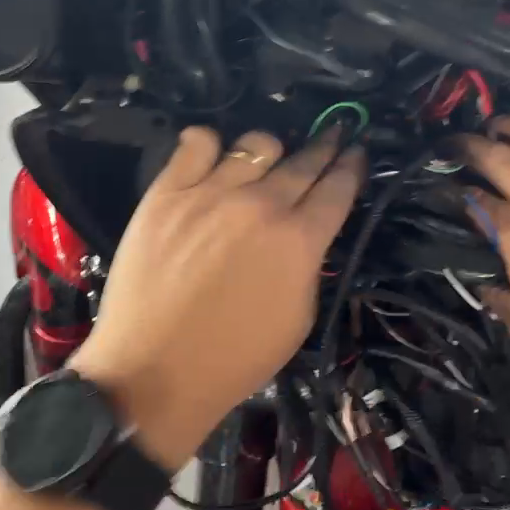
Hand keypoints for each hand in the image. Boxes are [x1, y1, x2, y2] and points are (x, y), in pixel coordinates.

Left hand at [69, 127, 365, 468]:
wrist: (154, 372)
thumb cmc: (235, 359)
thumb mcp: (300, 320)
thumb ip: (309, 267)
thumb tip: (306, 236)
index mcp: (300, 241)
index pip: (338, 187)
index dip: (352, 166)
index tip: (356, 153)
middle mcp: (261, 206)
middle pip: (304, 161)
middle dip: (324, 147)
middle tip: (331, 137)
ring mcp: (211, 193)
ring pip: (256, 145)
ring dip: (270, 152)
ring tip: (264, 163)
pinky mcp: (167, 193)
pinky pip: (196, 143)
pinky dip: (209, 145)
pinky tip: (211, 157)